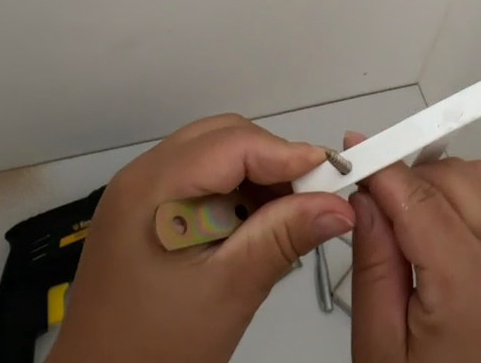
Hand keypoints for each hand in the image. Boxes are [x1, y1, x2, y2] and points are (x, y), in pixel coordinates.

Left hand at [48, 115, 354, 362]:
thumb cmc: (157, 347)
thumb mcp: (229, 289)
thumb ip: (284, 237)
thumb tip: (341, 206)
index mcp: (153, 186)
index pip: (234, 143)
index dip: (287, 153)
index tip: (333, 175)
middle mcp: (142, 175)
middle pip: (224, 138)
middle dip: (272, 160)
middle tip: (310, 197)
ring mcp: (139, 193)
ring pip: (215, 154)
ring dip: (256, 175)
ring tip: (287, 215)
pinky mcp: (143, 213)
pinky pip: (200, 178)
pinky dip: (234, 192)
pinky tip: (254, 226)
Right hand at [347, 132, 480, 362]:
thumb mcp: (378, 343)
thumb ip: (373, 262)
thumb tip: (365, 197)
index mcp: (466, 284)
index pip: (418, 196)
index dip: (381, 168)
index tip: (353, 156)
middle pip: (451, 176)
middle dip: (406, 174)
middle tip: (369, 193)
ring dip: (439, 177)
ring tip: (403, 209)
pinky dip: (477, 187)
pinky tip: (447, 210)